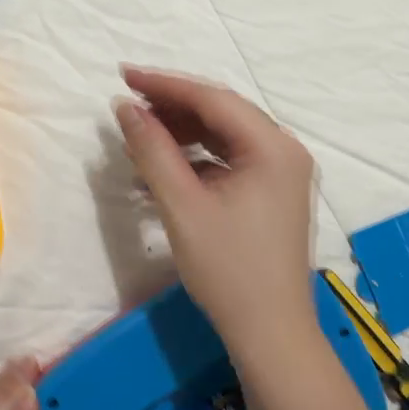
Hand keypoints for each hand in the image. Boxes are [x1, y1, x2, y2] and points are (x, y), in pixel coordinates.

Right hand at [112, 65, 316, 354]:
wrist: (270, 334)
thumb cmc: (228, 270)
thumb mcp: (182, 207)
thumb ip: (153, 150)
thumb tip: (125, 107)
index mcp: (273, 147)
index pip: (213, 99)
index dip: (165, 84)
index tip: (123, 75)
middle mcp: (285, 150)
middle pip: (222, 112)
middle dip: (172, 108)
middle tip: (127, 107)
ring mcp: (282, 173)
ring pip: (224, 136)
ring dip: (182, 134)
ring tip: (139, 139)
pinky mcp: (272, 193)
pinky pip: (230, 160)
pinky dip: (196, 160)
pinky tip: (163, 171)